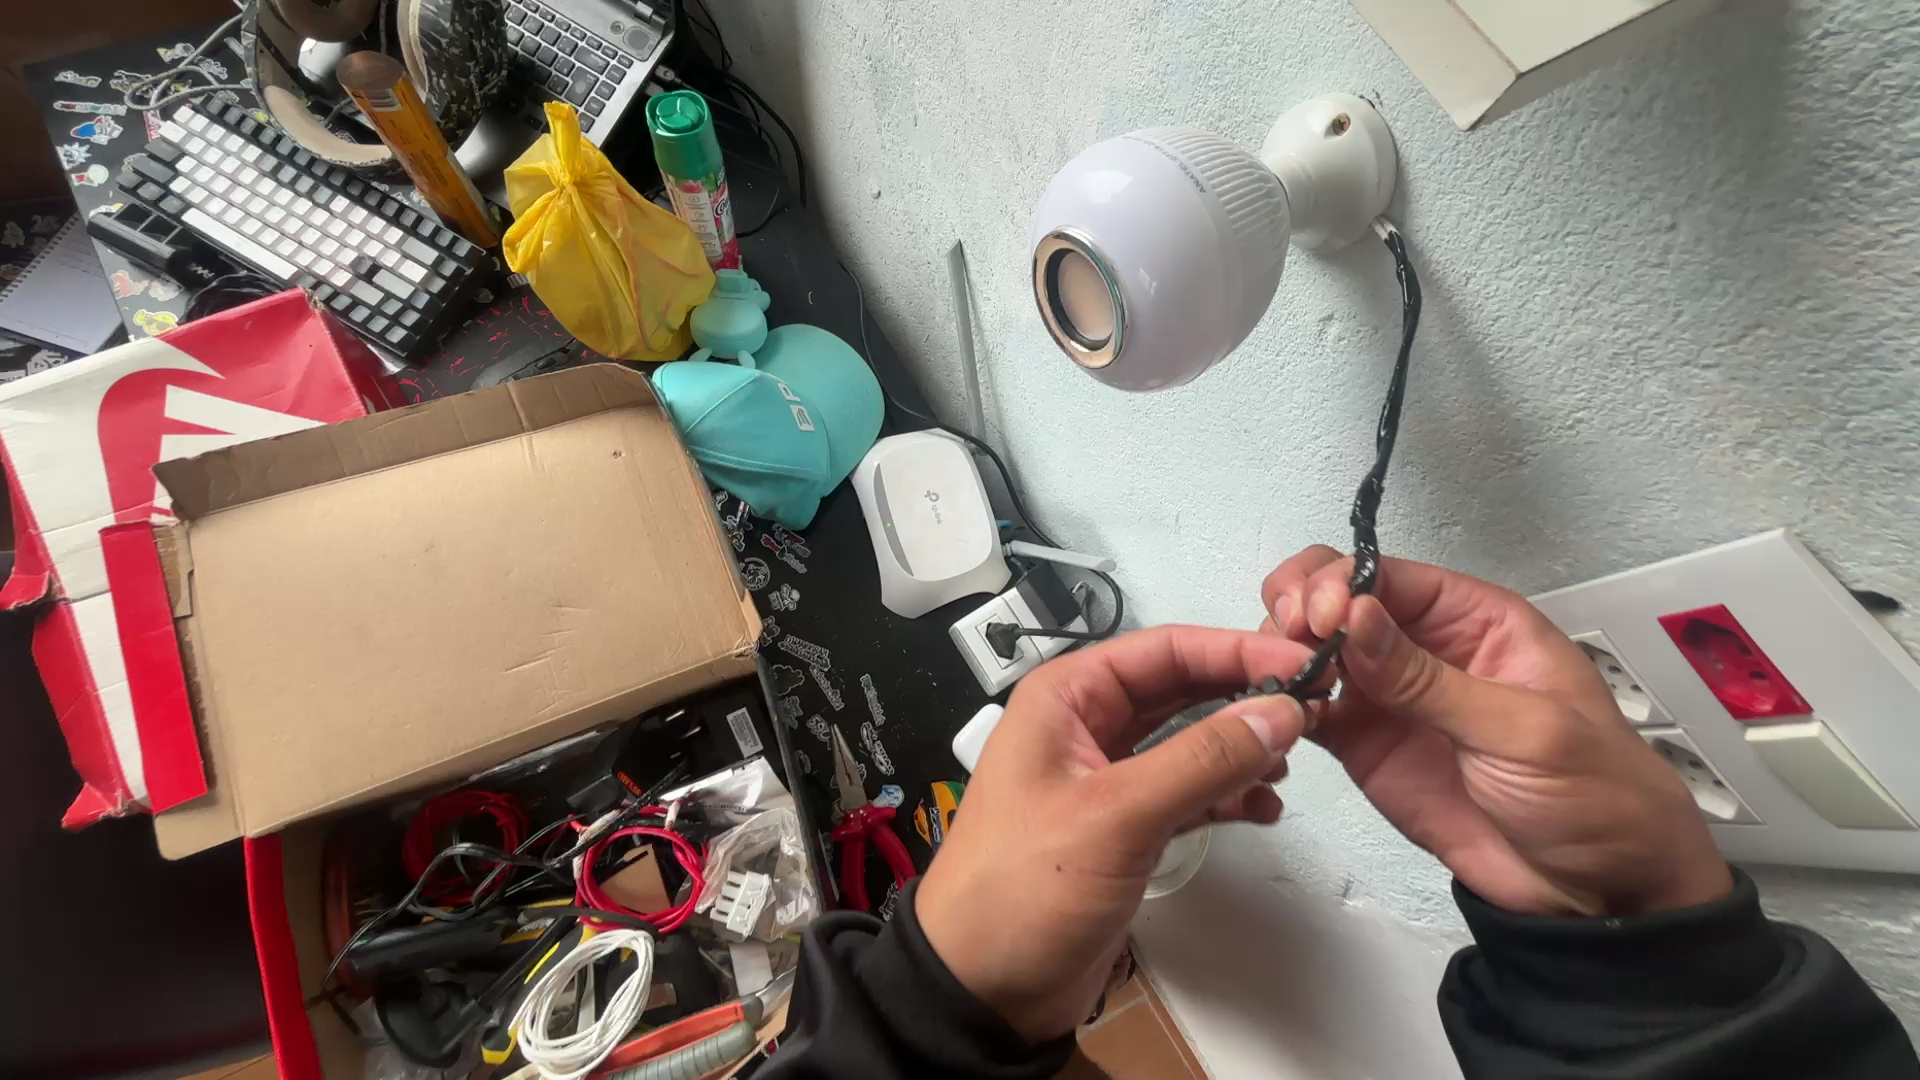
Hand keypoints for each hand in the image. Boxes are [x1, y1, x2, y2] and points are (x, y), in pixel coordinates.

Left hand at [915, 626, 1313, 1041]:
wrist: (984, 985)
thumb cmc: (1025, 885)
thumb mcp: (1118, 813)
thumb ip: (1203, 759)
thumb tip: (1279, 711)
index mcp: (1067, 697)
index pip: (1163, 649)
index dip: (1233, 650)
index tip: (1299, 661)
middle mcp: (1085, 724)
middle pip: (1178, 689)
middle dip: (1241, 698)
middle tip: (1310, 711)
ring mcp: (1105, 775)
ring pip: (1186, 740)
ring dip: (1237, 749)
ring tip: (1284, 768)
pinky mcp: (1122, 823)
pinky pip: (1184, 789)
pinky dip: (1223, 794)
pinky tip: (1259, 808)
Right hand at [1261, 546, 1732, 917]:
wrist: (1588, 894)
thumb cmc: (1591, 797)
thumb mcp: (1523, 729)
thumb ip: (1427, 677)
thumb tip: (1351, 614)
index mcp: (1468, 619)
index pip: (1384, 573)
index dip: (1340, 582)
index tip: (1319, 617)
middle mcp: (1415, 642)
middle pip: (1333, 592)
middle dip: (1298, 601)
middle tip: (1288, 636)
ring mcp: (1378, 689)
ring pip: (1306, 640)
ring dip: (1280, 647)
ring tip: (1282, 678)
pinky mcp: (1353, 734)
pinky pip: (1301, 701)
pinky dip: (1279, 698)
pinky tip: (1278, 711)